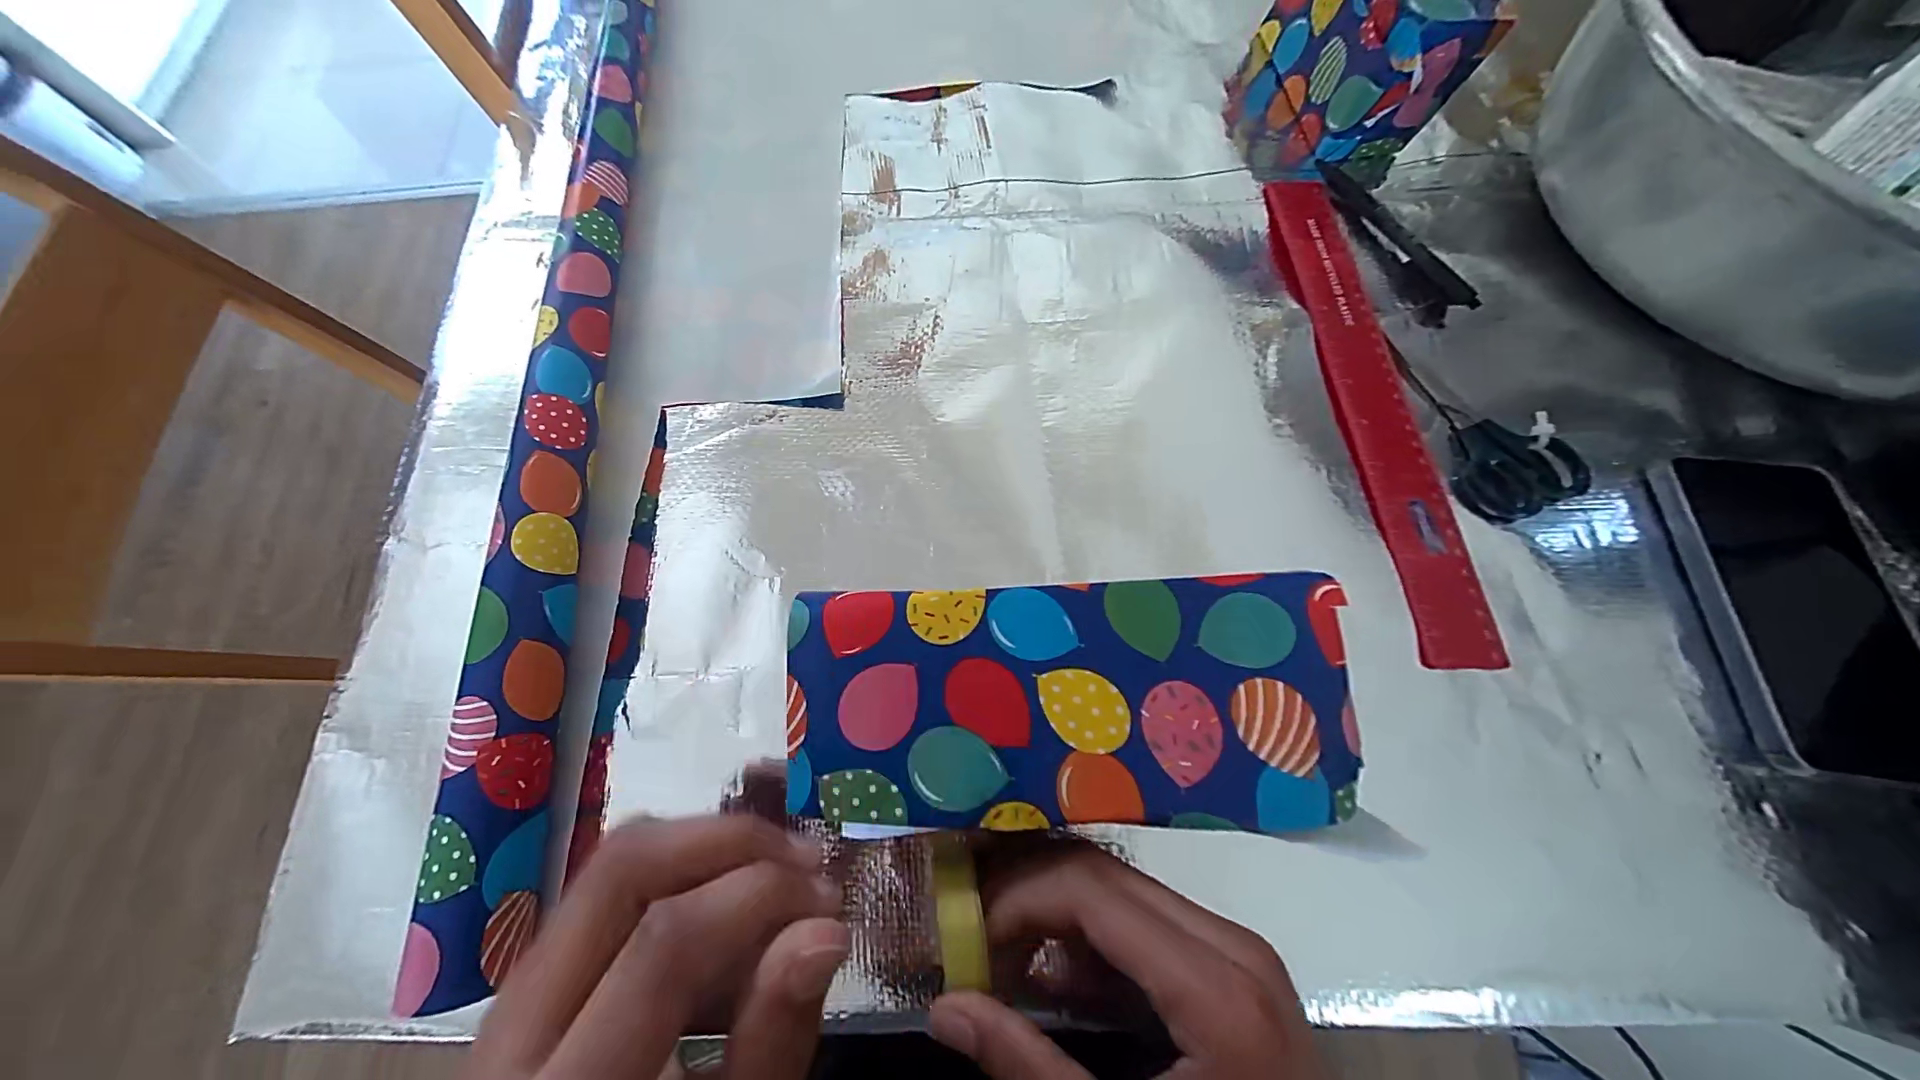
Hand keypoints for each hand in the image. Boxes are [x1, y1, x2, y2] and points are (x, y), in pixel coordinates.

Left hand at [467, 816, 846, 1079]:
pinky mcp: (530, 984)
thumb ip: (773, 1037)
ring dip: (709, 849)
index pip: (665, 942)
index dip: (760, 896)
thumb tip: (828, 929)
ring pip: (612, 866)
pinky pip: (609, 895)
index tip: (829, 900)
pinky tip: (731, 911)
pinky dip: (684, 878)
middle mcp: (514, 1028)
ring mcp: (512, 997)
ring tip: (779, 877)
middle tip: (806, 860)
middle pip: (622, 869)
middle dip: (731, 841)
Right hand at [929, 847, 1325, 1079]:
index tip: (968, 942)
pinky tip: (1060, 981)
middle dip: (1029, 898)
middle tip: (975, 939)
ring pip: (1124, 889)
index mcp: (1215, 988)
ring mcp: (1239, 949)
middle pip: (1105, 874)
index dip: (1016, 903)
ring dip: (1057, 913)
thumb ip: (1030, 1067)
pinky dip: (1093, 938)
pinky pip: (1148, 920)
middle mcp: (1232, 943)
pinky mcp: (1235, 964)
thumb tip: (945, 1009)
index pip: (1090, 891)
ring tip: (1008, 960)